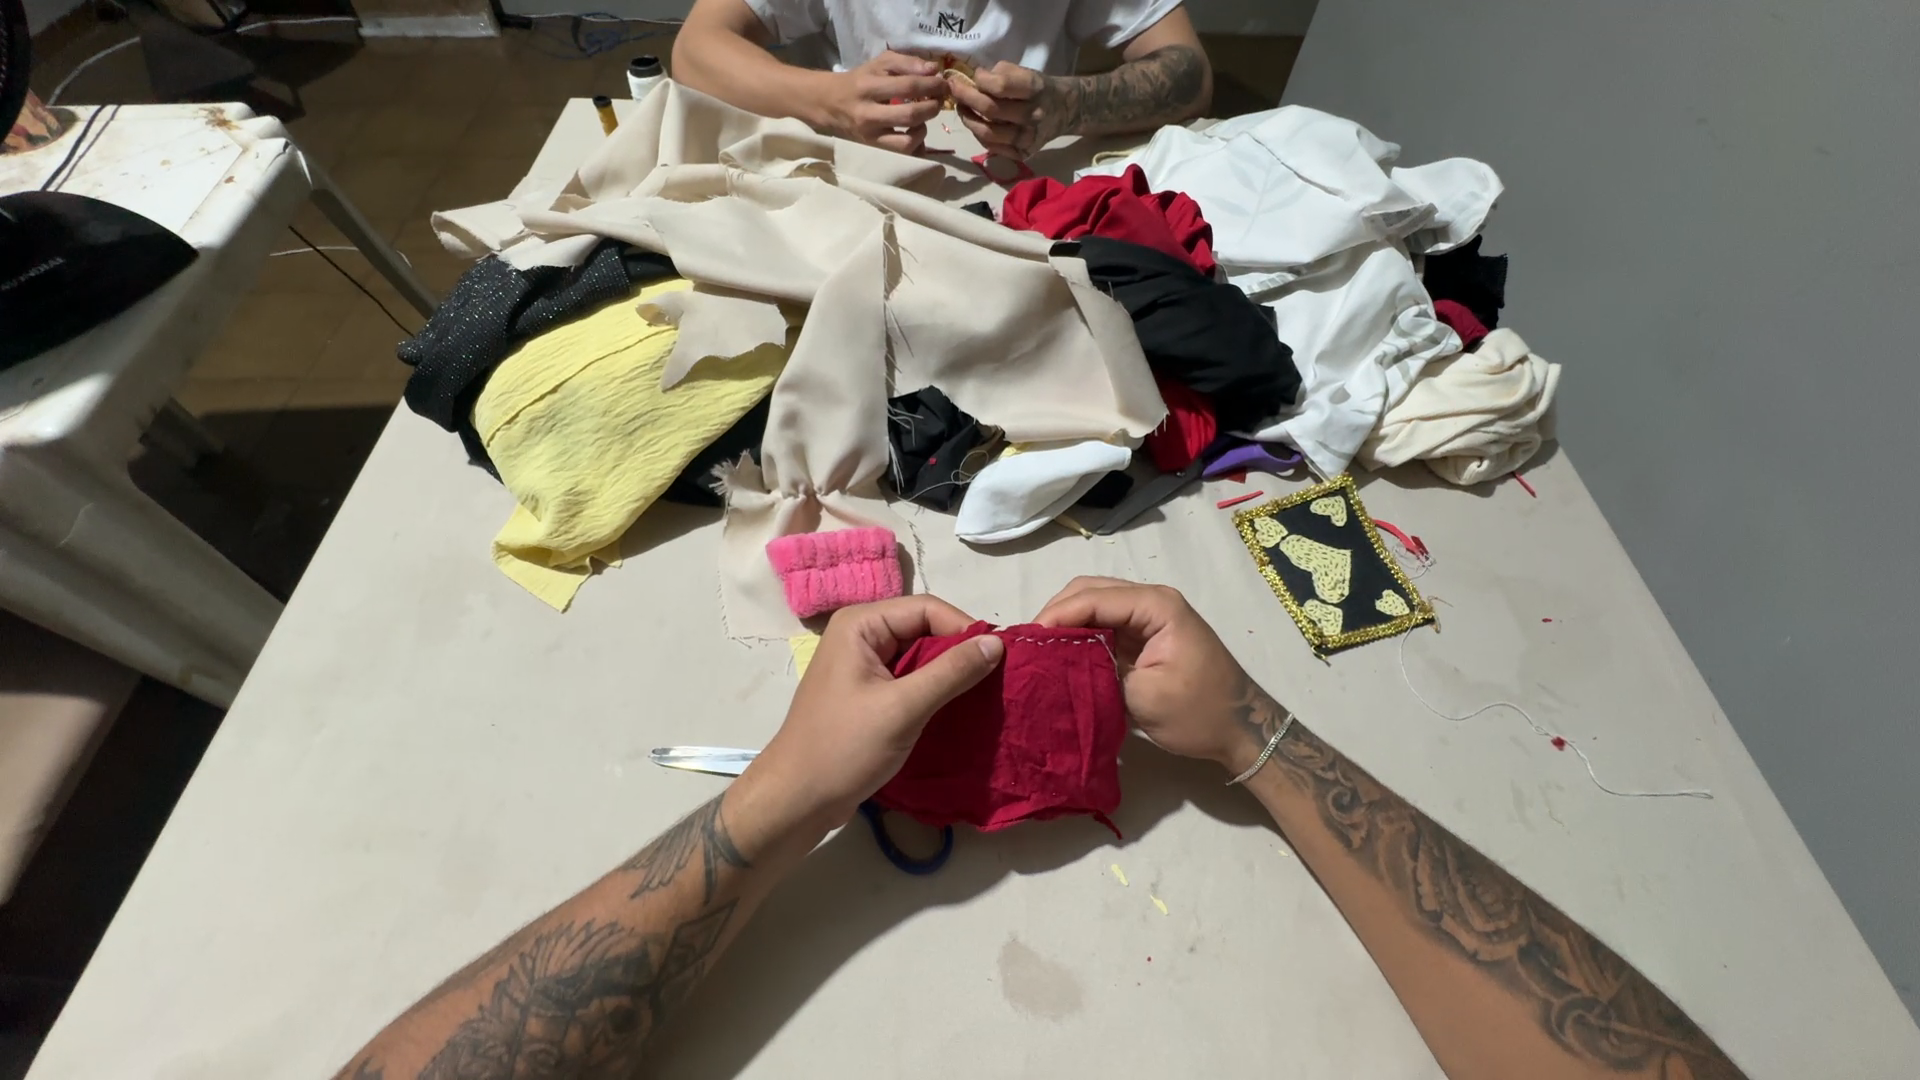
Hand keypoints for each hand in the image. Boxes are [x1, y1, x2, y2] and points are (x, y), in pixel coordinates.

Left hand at [745, 595, 1003, 826]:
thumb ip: (951, 672)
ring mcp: (863, 664)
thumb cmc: (844, 748)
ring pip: (920, 655)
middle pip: (924, 628)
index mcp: (861, 624)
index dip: (964, 629)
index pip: (927, 608)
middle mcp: (861, 635)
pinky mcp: (868, 692)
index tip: (999, 658)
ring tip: (983, 693)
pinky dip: (934, 688)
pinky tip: (957, 707)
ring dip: (949, 672)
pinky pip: (910, 677)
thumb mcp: (903, 708)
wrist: (797, 801)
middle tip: (996, 678)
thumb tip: (997, 643)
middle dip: (959, 650)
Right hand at [816, 51, 946, 153]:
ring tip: (924, 120)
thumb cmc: (860, 81)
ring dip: (923, 130)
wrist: (829, 104)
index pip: (907, 86)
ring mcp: (871, 136)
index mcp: (869, 86)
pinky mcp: (874, 150)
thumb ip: (906, 63)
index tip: (943, 83)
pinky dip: (915, 145)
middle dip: (932, 107)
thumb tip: (933, 70)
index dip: (931, 85)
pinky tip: (915, 133)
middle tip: (939, 101)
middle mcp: (868, 114)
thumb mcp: (879, 64)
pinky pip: (901, 154)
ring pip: (906, 142)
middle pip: (910, 115)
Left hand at [949, 61, 1066, 159]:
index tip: (975, 75)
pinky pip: (991, 147)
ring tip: (961, 107)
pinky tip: (974, 123)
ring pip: (987, 132)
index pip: (1000, 86)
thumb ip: (1002, 73)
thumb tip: (975, 79)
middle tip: (954, 89)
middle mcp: (1032, 116)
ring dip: (968, 119)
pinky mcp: (1022, 154)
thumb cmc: (1038, 90)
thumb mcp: (1027, 72)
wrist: (1064, 112)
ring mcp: (1027, 139)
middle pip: (990, 110)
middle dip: (966, 97)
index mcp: (1035, 89)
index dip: (981, 80)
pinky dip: (978, 134)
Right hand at [1035, 577, 1282, 775]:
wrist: (1243, 732)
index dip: (1056, 616)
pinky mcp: (1143, 635)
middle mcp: (1151, 600)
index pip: (1093, 597)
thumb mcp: (1143, 696)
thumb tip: (1056, 664)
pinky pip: (1103, 623)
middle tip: (1028, 645)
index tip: (1027, 642)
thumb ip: (1097, 671)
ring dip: (1065, 622)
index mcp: (1156, 606)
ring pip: (1093, 604)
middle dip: (1056, 613)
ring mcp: (1147, 616)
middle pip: (1089, 591)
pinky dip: (1079, 634)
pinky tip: (1060, 654)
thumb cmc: (1198, 714)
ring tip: (1038, 649)